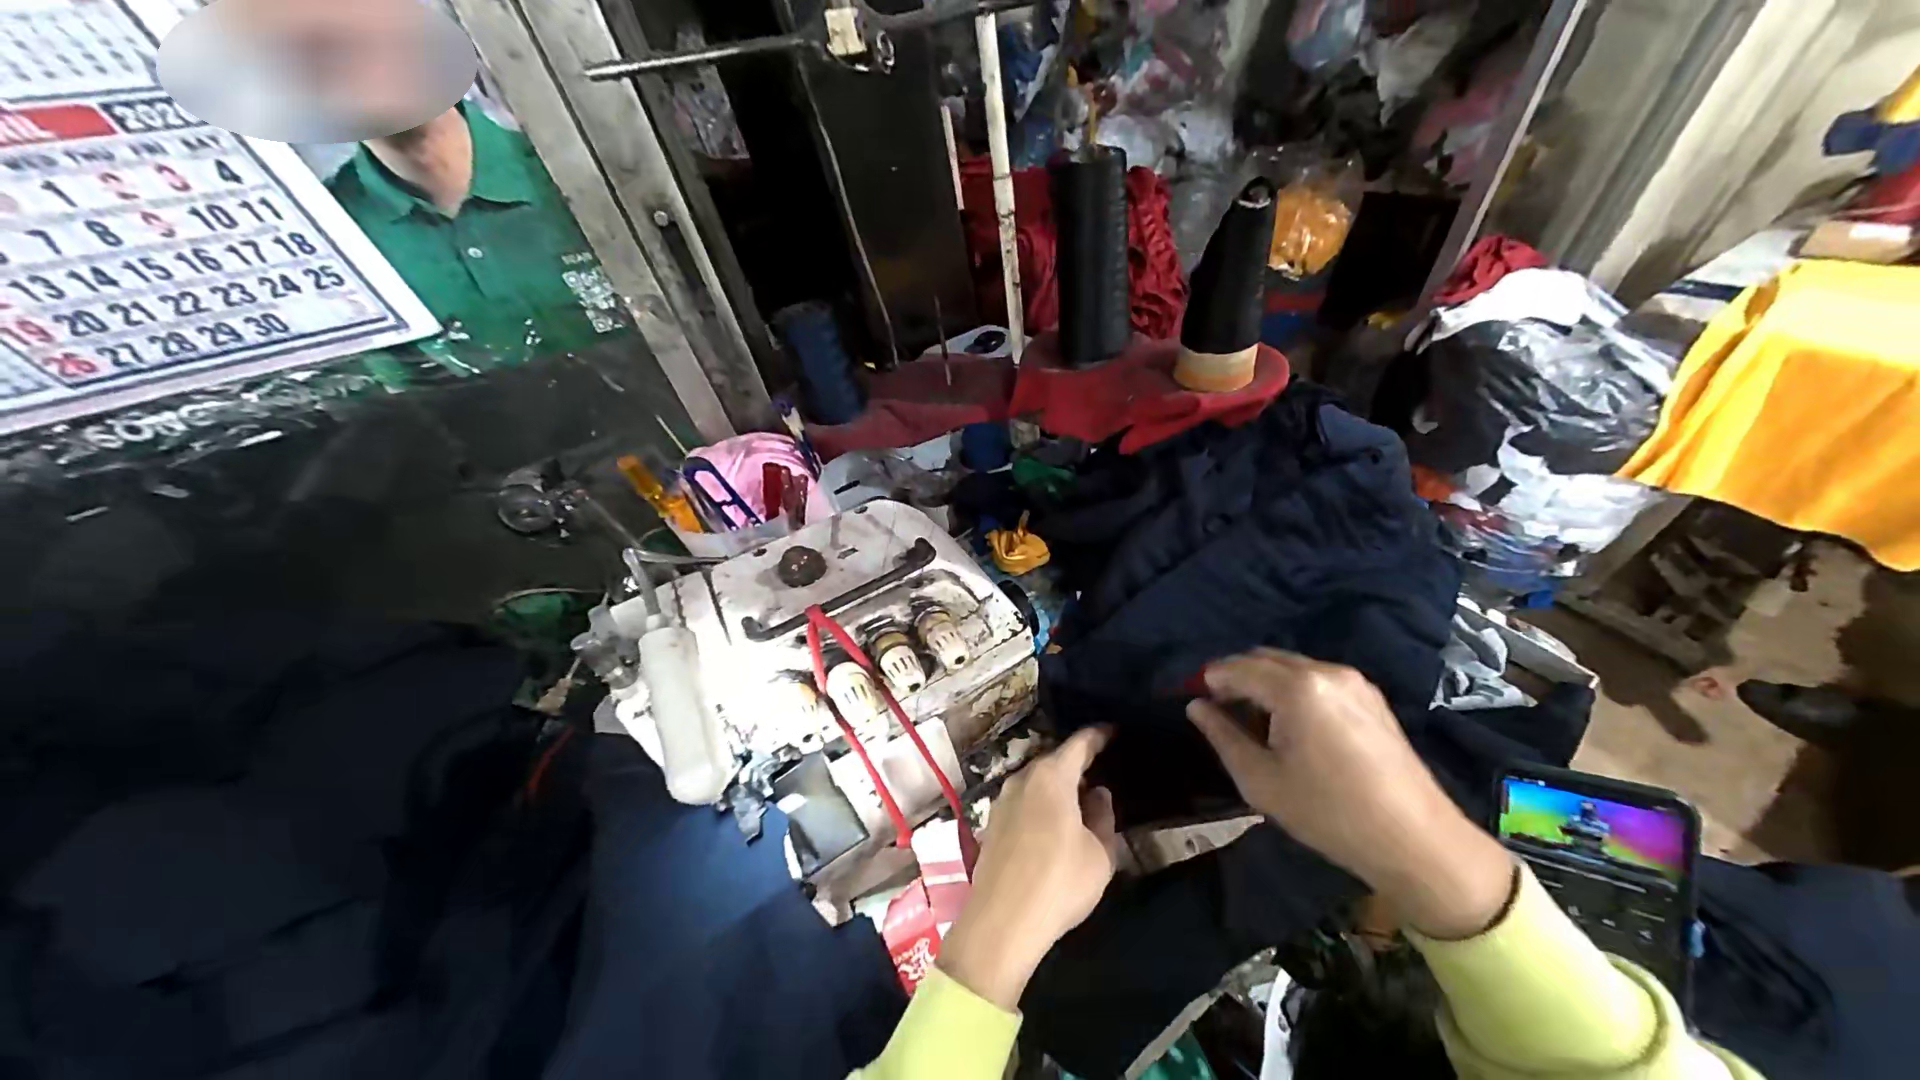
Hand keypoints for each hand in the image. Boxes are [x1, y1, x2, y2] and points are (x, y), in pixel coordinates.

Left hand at [937, 727, 1117, 1009]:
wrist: (1002, 922)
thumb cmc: (1059, 883)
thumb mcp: (1099, 854)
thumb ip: (1102, 817)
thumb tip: (1098, 793)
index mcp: (1051, 777)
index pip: (1078, 744)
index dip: (1098, 735)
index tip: (1113, 730)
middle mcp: (1022, 779)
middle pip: (1054, 760)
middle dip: (1077, 761)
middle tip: (1101, 767)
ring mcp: (1002, 800)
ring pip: (1036, 780)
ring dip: (1058, 784)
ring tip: (1080, 796)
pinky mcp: (992, 823)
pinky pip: (1024, 800)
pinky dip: (1042, 801)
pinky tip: (1054, 820)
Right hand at [1186, 650, 1513, 939]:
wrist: (1417, 841)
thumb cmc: (1328, 813)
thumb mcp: (1259, 780)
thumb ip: (1221, 735)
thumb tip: (1196, 707)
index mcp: (1296, 687)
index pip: (1235, 668)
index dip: (1209, 681)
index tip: (1195, 702)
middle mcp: (1325, 671)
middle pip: (1263, 658)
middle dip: (1235, 677)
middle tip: (1220, 711)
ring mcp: (1353, 681)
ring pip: (1290, 666)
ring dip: (1263, 682)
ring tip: (1254, 721)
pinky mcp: (1370, 696)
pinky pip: (1315, 678)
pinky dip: (1291, 688)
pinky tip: (1290, 723)